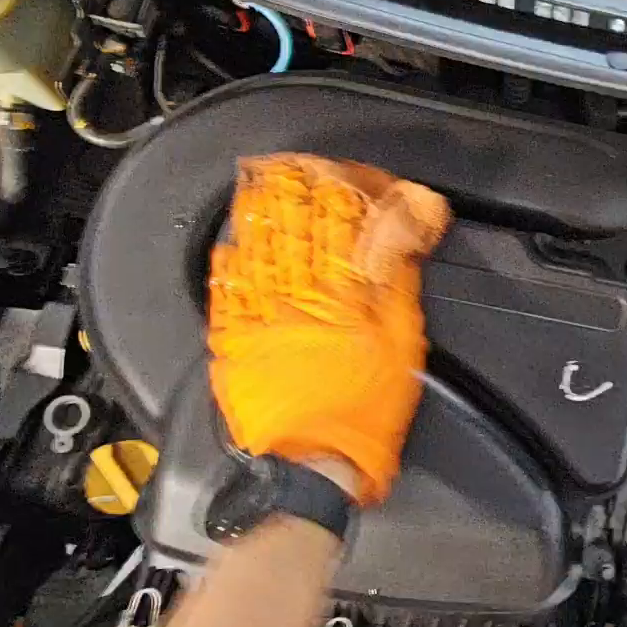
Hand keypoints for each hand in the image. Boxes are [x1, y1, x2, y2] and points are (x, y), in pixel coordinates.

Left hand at [206, 154, 449, 503]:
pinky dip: (227, 261)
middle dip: (296, 190)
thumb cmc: (368, 410)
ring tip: (261, 179)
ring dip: (260, 212)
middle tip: (294, 160)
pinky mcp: (234, 344)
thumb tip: (402, 239)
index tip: (344, 170)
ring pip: (257, 250)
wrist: (317, 467)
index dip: (343, 194)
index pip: (341, 227)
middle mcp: (296, 299)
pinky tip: (229, 238)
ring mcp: (259, 319)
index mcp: (341, 297)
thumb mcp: (402, 341)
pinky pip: (224, 292)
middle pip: (295, 229)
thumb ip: (399, 284)